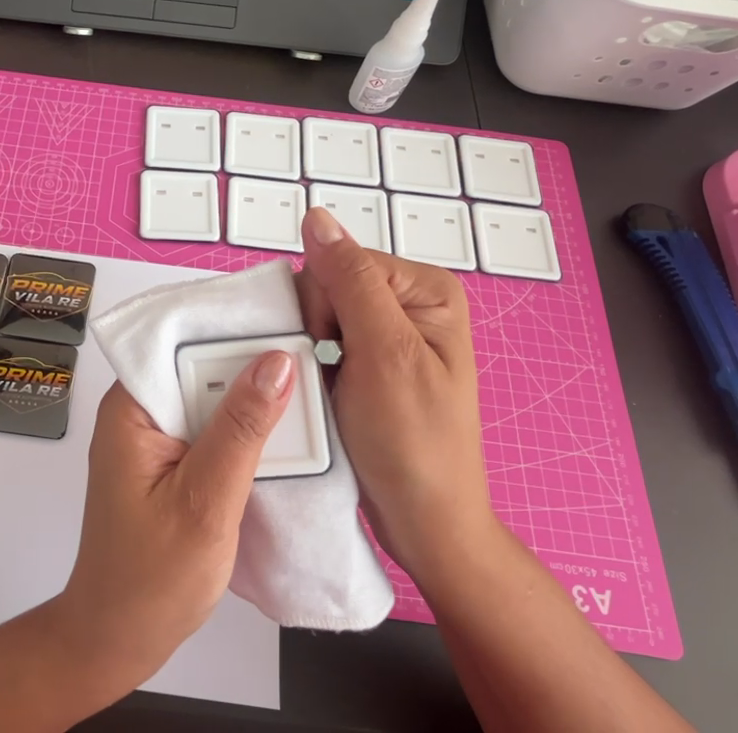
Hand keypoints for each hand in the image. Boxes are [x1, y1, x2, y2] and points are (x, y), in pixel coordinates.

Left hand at [54, 356, 294, 684]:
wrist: (120, 639)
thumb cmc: (151, 579)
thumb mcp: (204, 500)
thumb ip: (240, 429)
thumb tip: (277, 361)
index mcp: (130, 409)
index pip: (180, 344)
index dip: (231, 331)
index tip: (286, 321)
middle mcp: (139, 413)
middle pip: (200, 368)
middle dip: (251, 366)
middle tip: (311, 358)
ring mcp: (156, 439)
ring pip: (212, 399)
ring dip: (255, 403)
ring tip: (310, 392)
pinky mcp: (174, 464)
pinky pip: (214, 431)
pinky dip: (247, 434)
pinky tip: (285, 436)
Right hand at [296, 207, 494, 573]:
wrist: (422, 521)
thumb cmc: (413, 443)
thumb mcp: (385, 354)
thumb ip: (351, 281)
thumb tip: (317, 217)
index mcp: (426, 290)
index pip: (344, 261)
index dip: (325, 303)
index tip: (335, 352)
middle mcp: (409, 304)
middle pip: (329, 285)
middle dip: (317, 328)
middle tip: (335, 374)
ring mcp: (388, 335)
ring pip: (318, 315)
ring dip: (310, 350)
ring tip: (331, 388)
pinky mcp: (368, 363)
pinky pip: (321, 343)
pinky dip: (313, 366)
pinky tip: (327, 392)